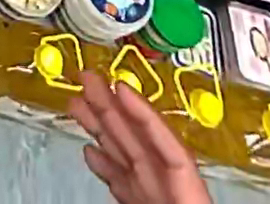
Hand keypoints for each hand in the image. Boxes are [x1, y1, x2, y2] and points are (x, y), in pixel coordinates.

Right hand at [69, 71, 213, 203]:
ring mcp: (158, 200)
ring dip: (101, 128)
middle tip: (87, 77)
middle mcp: (172, 191)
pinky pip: (124, 184)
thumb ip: (160, 181)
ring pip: (128, 157)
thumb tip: (117, 165)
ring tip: (77, 103)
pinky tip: (90, 150)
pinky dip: (106, 165)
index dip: (143, 113)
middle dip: (111, 106)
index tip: (119, 85)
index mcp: (192, 196)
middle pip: (141, 141)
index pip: (169, 145)